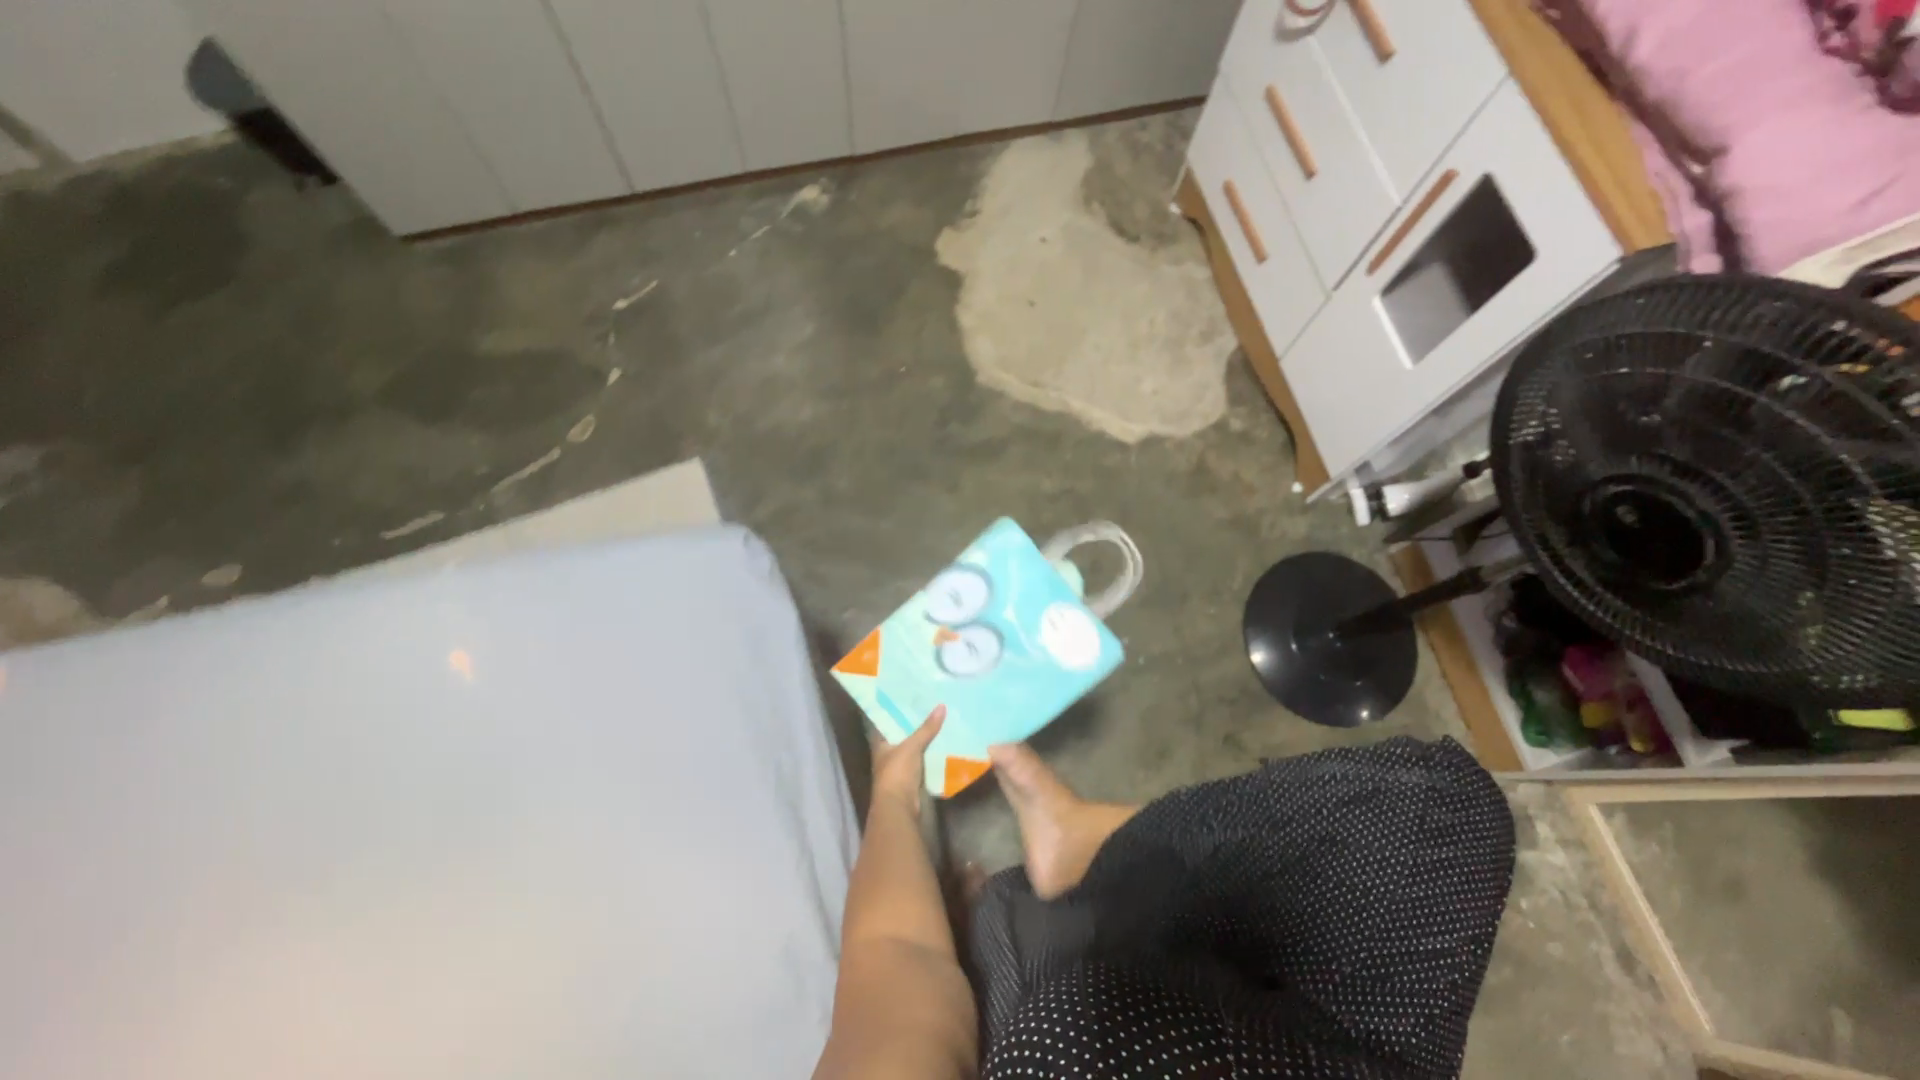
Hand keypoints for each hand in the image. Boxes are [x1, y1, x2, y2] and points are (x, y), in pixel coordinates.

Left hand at [871, 705, 944, 817]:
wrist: (898, 806)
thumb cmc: (897, 772)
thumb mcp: (911, 746)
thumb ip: (926, 728)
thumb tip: (942, 706)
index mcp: (880, 744)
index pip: (886, 723)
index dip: (895, 712)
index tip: (909, 699)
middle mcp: (888, 754)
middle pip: (902, 735)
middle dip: (914, 725)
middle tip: (931, 707)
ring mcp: (900, 767)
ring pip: (914, 748)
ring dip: (925, 740)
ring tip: (941, 721)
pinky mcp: (912, 778)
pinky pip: (923, 761)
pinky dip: (931, 754)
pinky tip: (944, 744)